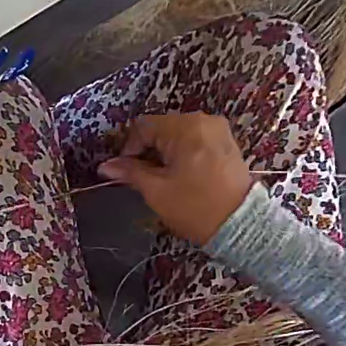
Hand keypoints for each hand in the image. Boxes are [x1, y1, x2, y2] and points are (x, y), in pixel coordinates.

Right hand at [97, 113, 253, 245]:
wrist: (240, 225)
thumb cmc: (194, 206)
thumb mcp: (155, 190)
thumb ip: (129, 172)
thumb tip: (105, 166)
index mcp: (185, 127)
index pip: (143, 126)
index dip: (128, 147)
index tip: (125, 170)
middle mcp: (203, 120)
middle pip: (160, 128)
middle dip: (146, 149)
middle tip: (141, 176)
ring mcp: (218, 130)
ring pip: (176, 134)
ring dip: (162, 152)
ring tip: (160, 177)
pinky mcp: (226, 143)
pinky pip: (193, 140)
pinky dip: (180, 152)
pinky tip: (178, 174)